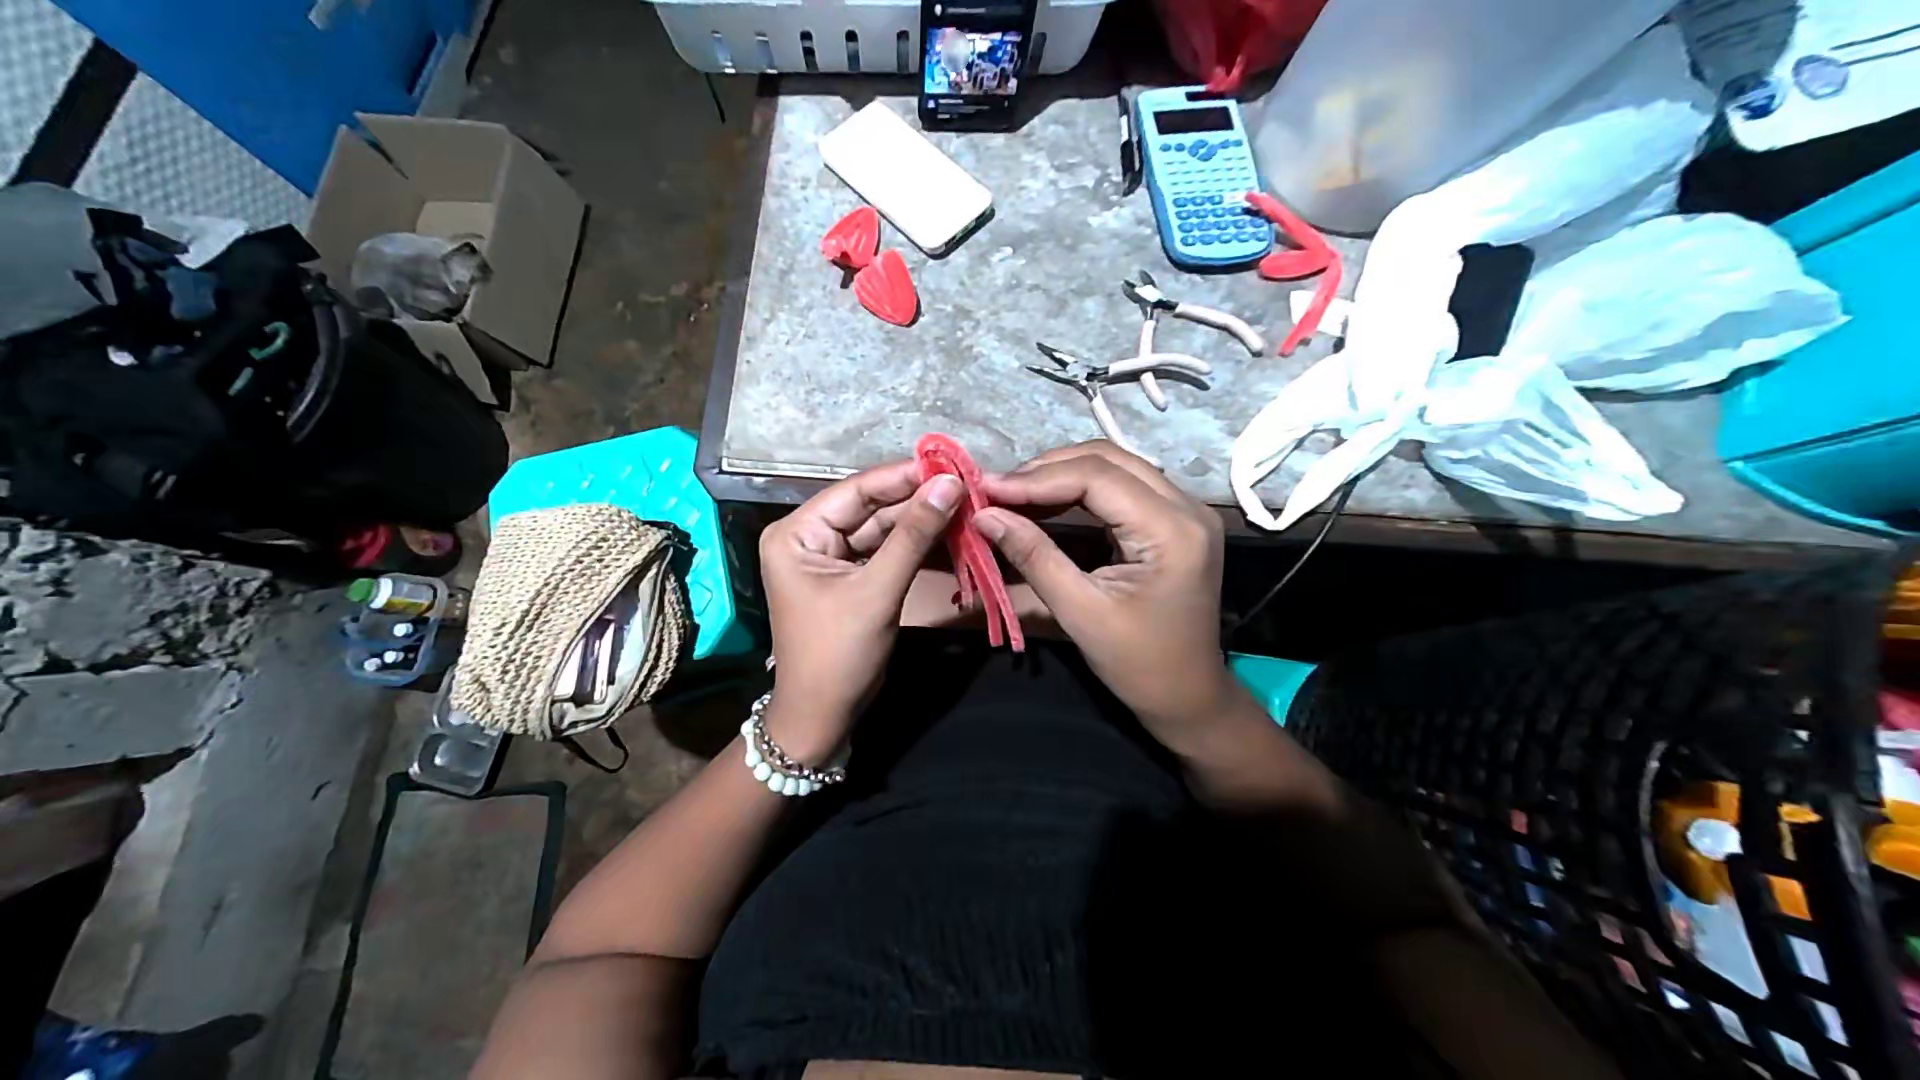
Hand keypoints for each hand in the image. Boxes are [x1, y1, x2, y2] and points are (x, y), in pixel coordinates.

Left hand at [759, 461, 962, 755]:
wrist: (823, 714)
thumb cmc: (838, 653)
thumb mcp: (877, 590)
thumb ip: (914, 535)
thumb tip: (950, 484)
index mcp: (796, 532)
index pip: (855, 491)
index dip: (903, 477)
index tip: (950, 465)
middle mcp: (809, 536)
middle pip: (870, 507)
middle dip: (916, 499)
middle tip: (966, 484)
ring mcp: (830, 556)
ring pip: (881, 527)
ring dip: (920, 520)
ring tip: (964, 503)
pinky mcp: (851, 575)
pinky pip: (885, 550)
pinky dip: (914, 544)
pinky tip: (947, 530)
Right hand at [976, 441, 1238, 743]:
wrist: (1188, 695)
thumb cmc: (1138, 663)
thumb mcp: (1080, 612)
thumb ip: (1033, 556)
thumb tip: (984, 516)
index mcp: (1172, 531)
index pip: (1097, 477)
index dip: (1037, 479)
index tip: (987, 489)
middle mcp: (1186, 507)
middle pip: (1107, 459)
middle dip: (1046, 469)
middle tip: (996, 490)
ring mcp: (1185, 509)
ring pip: (1114, 465)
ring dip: (1060, 474)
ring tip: (1012, 494)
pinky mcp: (1175, 518)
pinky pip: (1122, 485)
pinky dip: (1079, 488)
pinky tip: (1044, 501)